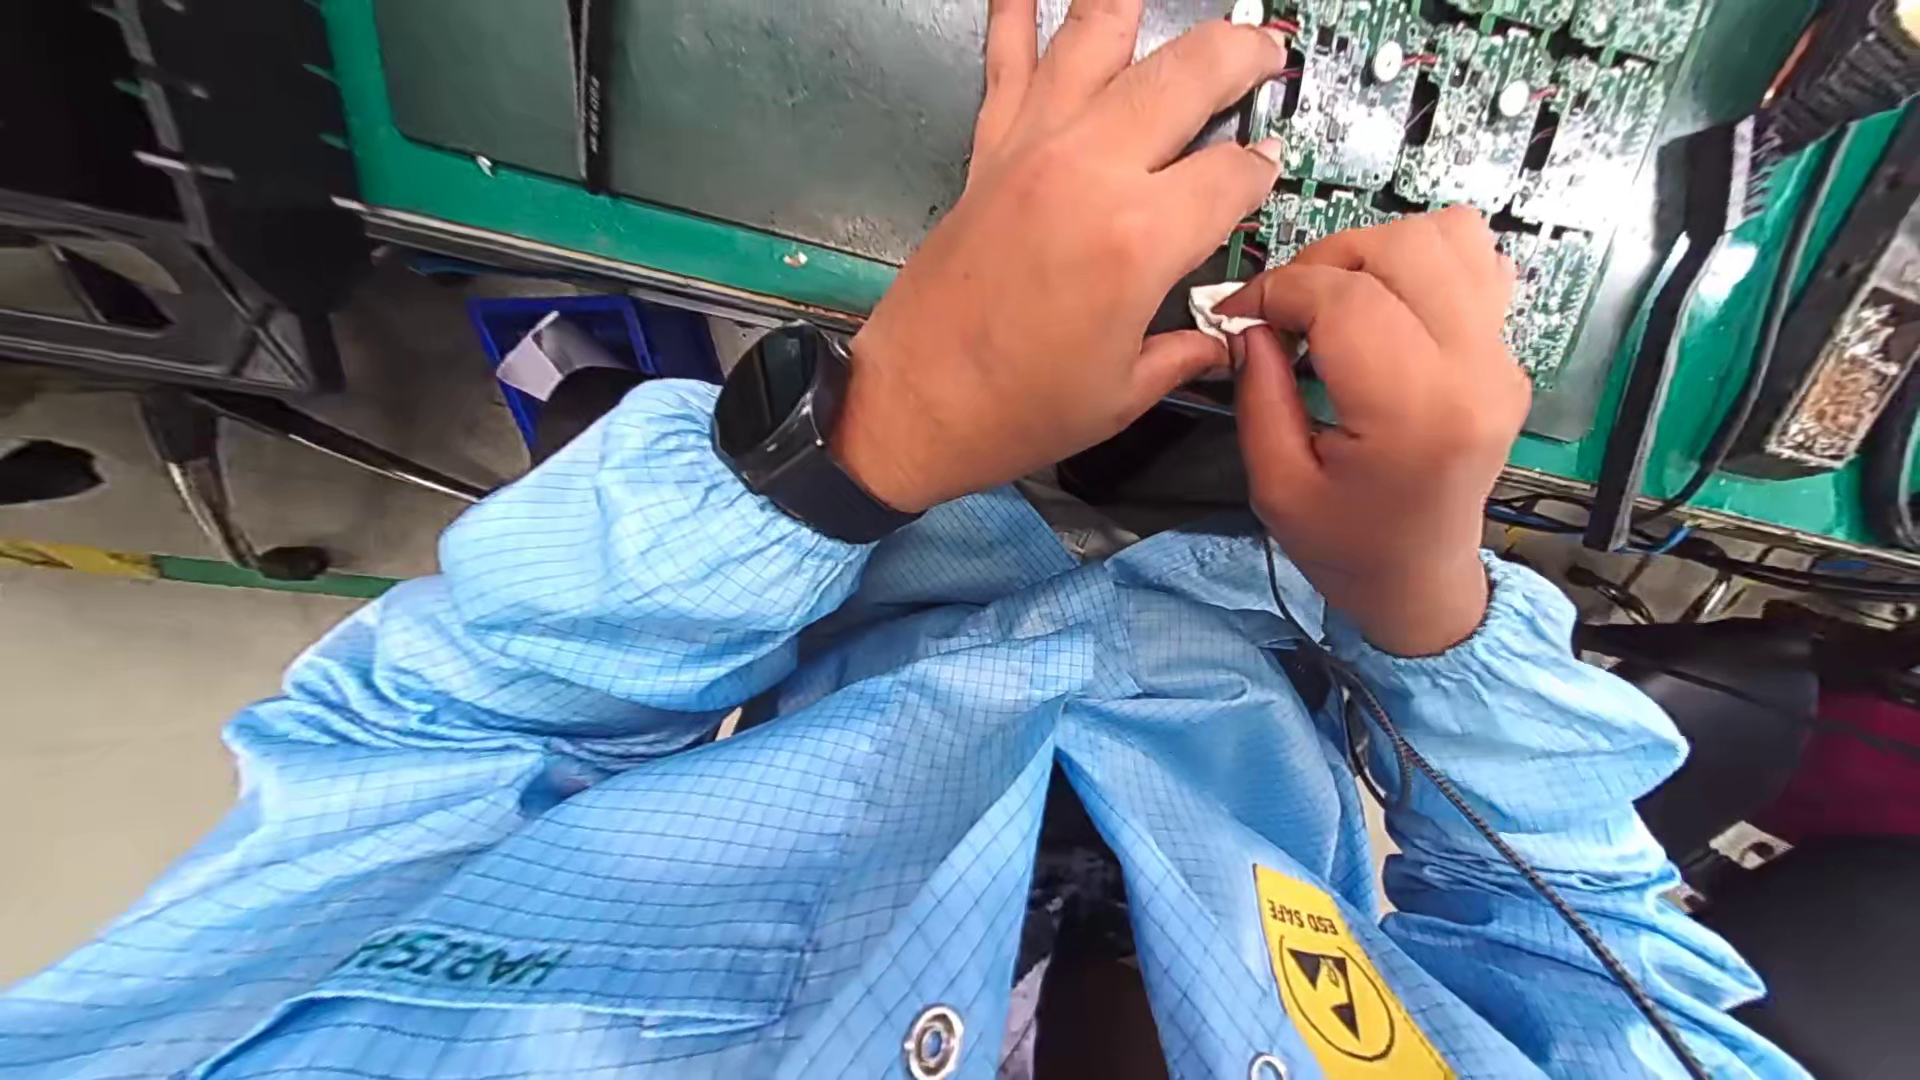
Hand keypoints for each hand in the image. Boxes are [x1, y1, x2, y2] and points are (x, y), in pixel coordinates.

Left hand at [832, 0, 1288, 512]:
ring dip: (1142, 11)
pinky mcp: (983, 161)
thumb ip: (1181, 355)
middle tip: (1262, 59)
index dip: (1260, 178)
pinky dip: (1017, 17)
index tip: (1261, 183)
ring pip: (1099, 34)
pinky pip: (1005, 67)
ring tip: (1168, 9)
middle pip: (1189, 69)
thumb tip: (1216, 340)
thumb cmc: (1010, 415)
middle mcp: (1087, 174)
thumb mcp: (1117, 399)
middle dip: (1243, 56)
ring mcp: (1029, 155)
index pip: (1232, 176)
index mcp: (1137, 242)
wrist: (914, 410)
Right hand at [1218, 207, 1527, 655]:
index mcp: (1413, 413)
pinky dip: (1414, 263)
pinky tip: (1374, 306)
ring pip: (1448, 236)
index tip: (1234, 313)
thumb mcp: (1273, 483)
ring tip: (1325, 300)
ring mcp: (1502, 357)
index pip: (1347, 299)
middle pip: (1403, 249)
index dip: (1278, 289)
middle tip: (1278, 308)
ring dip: (1369, 253)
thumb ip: (1259, 394)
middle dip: (1320, 262)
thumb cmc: (1340, 545)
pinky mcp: (1505, 355)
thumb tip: (1249, 323)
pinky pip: (1472, 263)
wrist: (1417, 578)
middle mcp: (1475, 371)